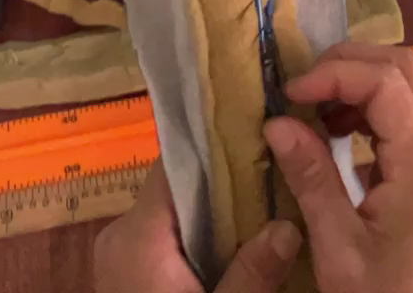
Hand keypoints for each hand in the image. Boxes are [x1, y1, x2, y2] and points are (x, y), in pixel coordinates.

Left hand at [94, 163, 303, 292]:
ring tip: (266, 200)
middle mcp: (121, 234)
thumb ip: (252, 275)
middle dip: (225, 181)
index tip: (258, 134)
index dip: (215, 147)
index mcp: (135, 235)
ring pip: (175, 214)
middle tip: (274, 169)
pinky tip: (239, 242)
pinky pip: (168, 239)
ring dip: (215, 211)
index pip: (174, 165)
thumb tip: (291, 225)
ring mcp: (122, 257)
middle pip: (177, 188)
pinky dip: (200, 236)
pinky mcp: (129, 277)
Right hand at [264, 43, 412, 292]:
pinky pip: (404, 115)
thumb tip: (275, 123)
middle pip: (402, 69)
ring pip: (405, 87)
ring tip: (314, 108)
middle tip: (303, 87)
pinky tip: (337, 133)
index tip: (290, 95)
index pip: (384, 81)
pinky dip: (367, 107)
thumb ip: (312, 180)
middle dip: (348, 63)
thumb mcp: (341, 251)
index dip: (333, 74)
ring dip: (357, 82)